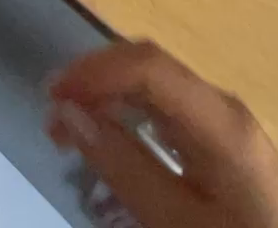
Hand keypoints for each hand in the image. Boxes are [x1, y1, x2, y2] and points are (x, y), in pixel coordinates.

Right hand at [47, 40, 277, 227]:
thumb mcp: (177, 222)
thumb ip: (123, 165)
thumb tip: (69, 110)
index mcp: (220, 120)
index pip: (148, 65)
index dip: (94, 69)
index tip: (53, 96)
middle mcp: (223, 105)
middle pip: (147, 66)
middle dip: (93, 79)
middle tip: (53, 115)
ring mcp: (225, 121)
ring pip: (152, 83)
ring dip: (105, 94)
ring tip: (69, 128)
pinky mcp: (223, 141)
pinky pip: (165, 106)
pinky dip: (126, 111)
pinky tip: (108, 135)